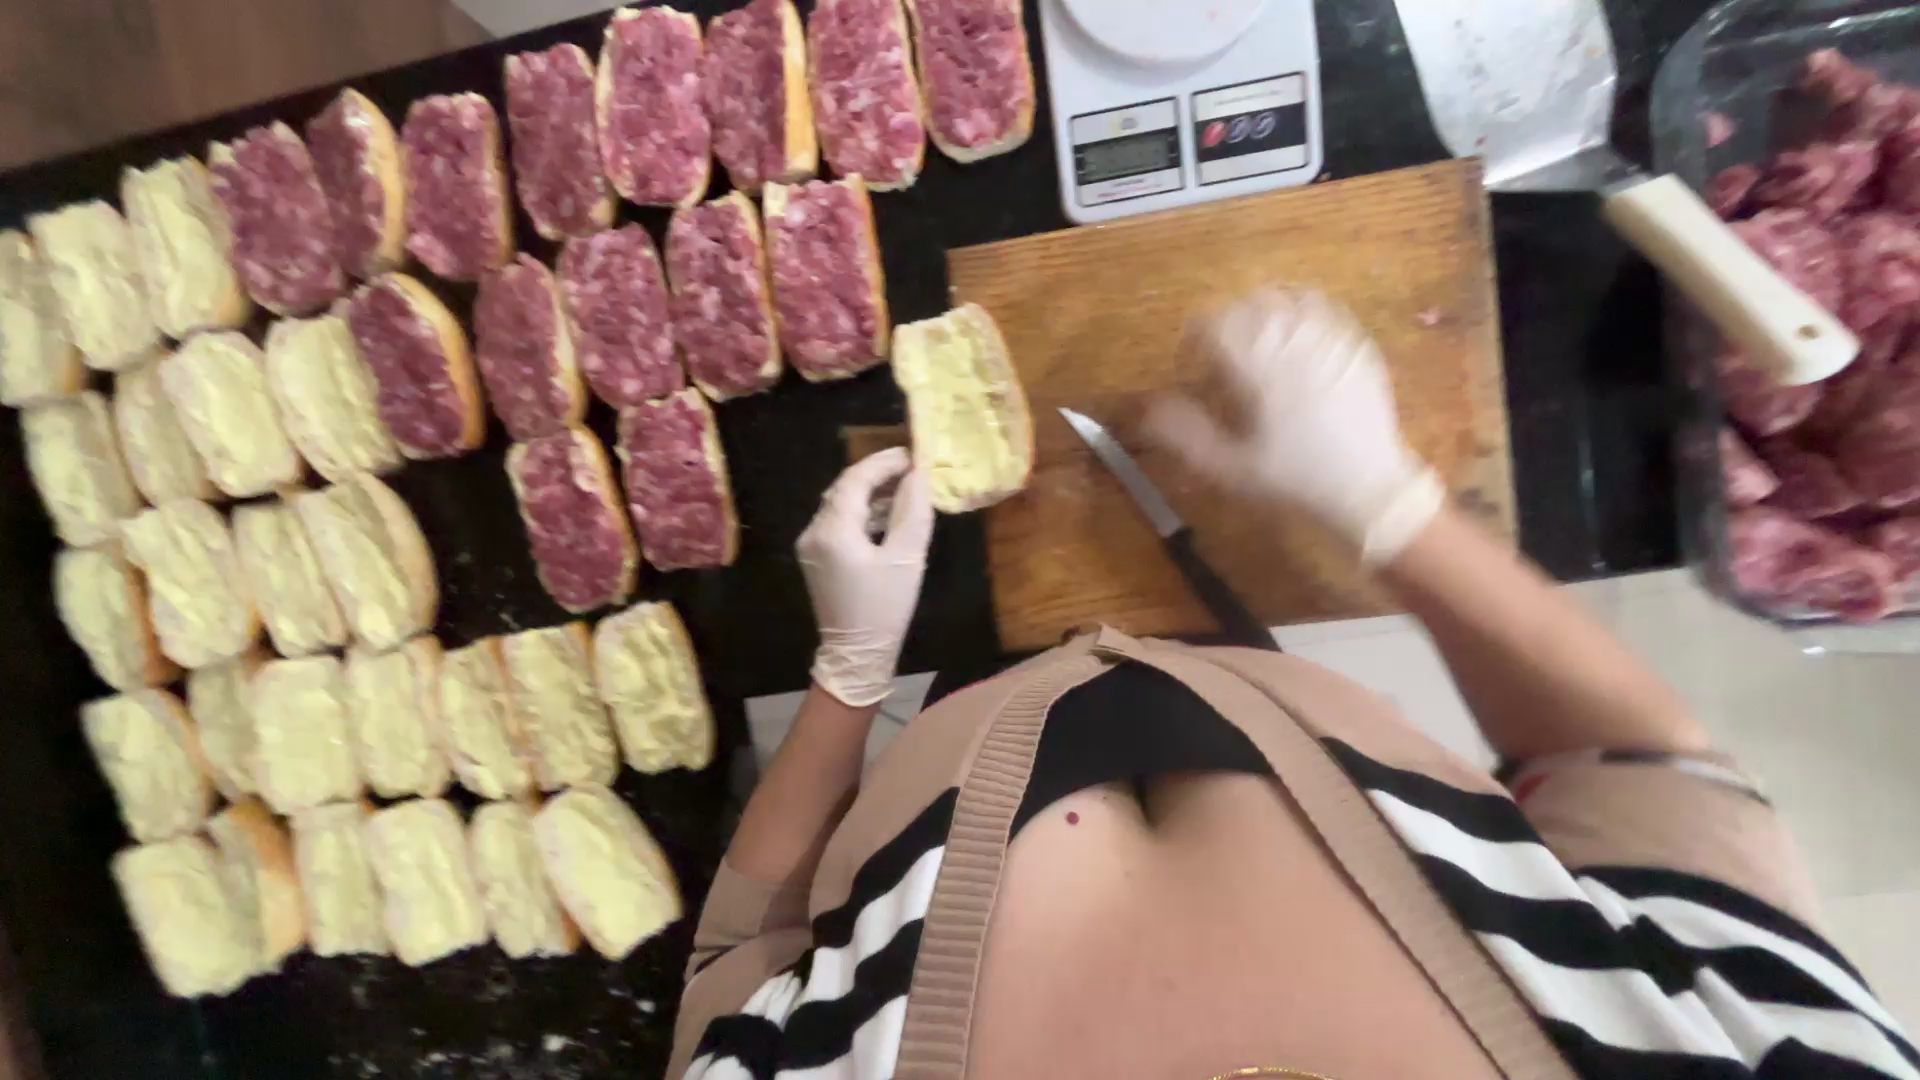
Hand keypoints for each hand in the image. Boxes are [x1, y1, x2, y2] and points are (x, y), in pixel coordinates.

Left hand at [797, 448, 934, 706]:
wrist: (856, 656)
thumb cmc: (884, 608)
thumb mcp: (906, 558)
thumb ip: (912, 511)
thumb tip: (918, 475)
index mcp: (832, 530)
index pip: (856, 479)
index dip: (884, 462)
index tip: (913, 454)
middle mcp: (813, 532)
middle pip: (844, 489)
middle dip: (878, 475)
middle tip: (911, 468)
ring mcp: (811, 546)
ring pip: (841, 505)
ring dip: (871, 494)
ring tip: (905, 489)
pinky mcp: (817, 559)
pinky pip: (839, 524)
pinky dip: (863, 514)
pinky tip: (888, 517)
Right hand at [1147, 288, 1444, 564]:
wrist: (1367, 490)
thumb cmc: (1291, 480)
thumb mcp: (1228, 467)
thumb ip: (1183, 434)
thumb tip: (1147, 408)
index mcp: (1260, 369)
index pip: (1213, 323)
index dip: (1192, 339)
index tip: (1190, 366)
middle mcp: (1294, 344)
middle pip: (1247, 303)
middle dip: (1224, 323)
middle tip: (1217, 357)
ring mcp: (1330, 341)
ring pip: (1285, 298)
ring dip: (1259, 313)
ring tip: (1252, 344)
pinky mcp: (1355, 347)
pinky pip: (1323, 309)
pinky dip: (1298, 313)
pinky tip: (1292, 339)